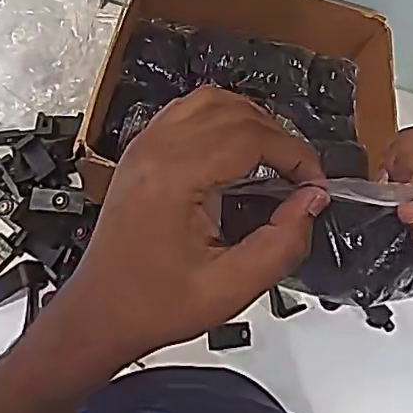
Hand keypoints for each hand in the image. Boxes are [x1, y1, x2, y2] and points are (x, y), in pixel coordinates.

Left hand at [43, 86, 328, 370]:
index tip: (313, 183)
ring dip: (253, 120)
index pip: (251, 136)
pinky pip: (190, 108)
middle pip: (236, 111)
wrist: (99, 313)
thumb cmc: (150, 304)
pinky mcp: (144, 148)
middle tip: (300, 176)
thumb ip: (282, 243)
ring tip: (274, 157)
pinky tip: (237, 148)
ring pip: (214, 99)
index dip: (295, 155)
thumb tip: (311, 201)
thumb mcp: (231, 289)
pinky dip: (224, 117)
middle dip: (280, 138)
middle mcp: (155, 150)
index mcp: (173, 178)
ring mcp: (146, 144)